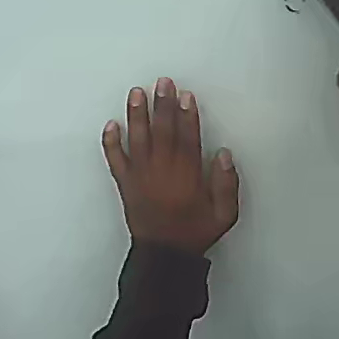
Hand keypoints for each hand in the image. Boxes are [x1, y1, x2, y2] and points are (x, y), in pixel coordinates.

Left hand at [102, 77, 240, 253]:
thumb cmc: (194, 232)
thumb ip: (227, 184)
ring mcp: (141, 177)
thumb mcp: (224, 214)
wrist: (164, 256)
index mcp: (186, 176)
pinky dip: (111, 143)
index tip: (186, 96)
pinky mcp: (126, 184)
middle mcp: (162, 172)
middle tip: (163, 82)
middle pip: (162, 132)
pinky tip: (111, 125)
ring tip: (137, 93)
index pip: (187, 139)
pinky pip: (116, 160)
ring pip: (138, 140)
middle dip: (163, 105)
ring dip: (137, 115)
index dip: (187, 116)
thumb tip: (223, 154)